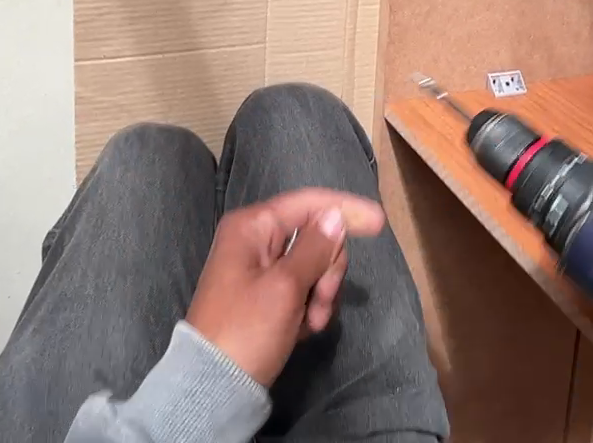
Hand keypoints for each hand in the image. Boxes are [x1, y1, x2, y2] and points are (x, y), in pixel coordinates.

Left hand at [185, 188, 385, 385]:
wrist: (212, 390)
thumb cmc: (247, 330)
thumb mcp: (285, 287)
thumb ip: (315, 247)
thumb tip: (335, 215)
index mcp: (253, 226)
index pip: (309, 202)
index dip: (345, 208)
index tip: (380, 222)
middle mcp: (254, 239)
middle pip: (314, 236)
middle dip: (327, 269)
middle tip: (323, 301)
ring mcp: (259, 269)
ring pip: (312, 265)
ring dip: (320, 294)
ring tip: (311, 323)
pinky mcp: (264, 297)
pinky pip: (301, 288)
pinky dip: (309, 307)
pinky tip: (303, 330)